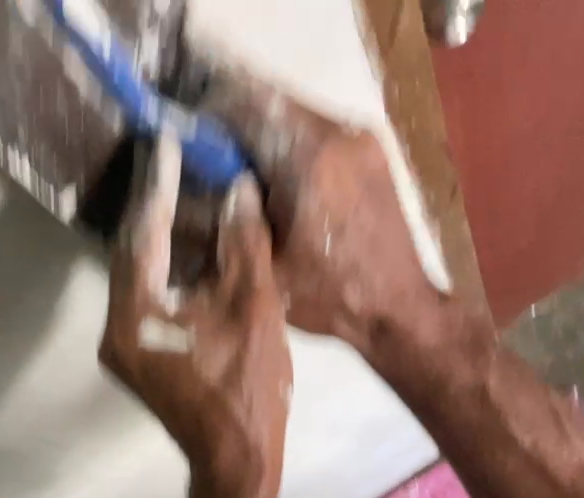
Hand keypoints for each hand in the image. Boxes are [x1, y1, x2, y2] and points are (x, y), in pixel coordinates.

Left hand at [101, 134, 291, 497]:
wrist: (236, 461)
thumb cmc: (248, 389)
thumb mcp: (252, 309)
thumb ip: (243, 244)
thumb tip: (239, 189)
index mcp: (136, 315)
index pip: (143, 235)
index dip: (159, 186)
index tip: (168, 143)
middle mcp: (113, 330)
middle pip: (130, 254)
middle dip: (153, 208)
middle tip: (173, 161)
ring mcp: (120, 349)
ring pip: (135, 278)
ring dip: (158, 239)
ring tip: (181, 195)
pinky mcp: (135, 360)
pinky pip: (142, 301)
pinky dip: (162, 273)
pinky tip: (185, 249)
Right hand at [201, 66, 443, 351]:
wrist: (398, 309)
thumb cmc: (328, 297)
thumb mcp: (265, 264)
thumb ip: (234, 216)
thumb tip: (205, 181)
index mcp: (311, 157)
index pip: (249, 102)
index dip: (211, 104)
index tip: (185, 120)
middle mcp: (340, 133)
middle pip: (275, 102)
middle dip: (234, 117)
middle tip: (204, 142)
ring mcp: (362, 140)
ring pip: (297, 116)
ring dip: (262, 131)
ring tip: (232, 161)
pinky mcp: (371, 154)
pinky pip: (319, 134)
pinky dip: (289, 145)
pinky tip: (271, 175)